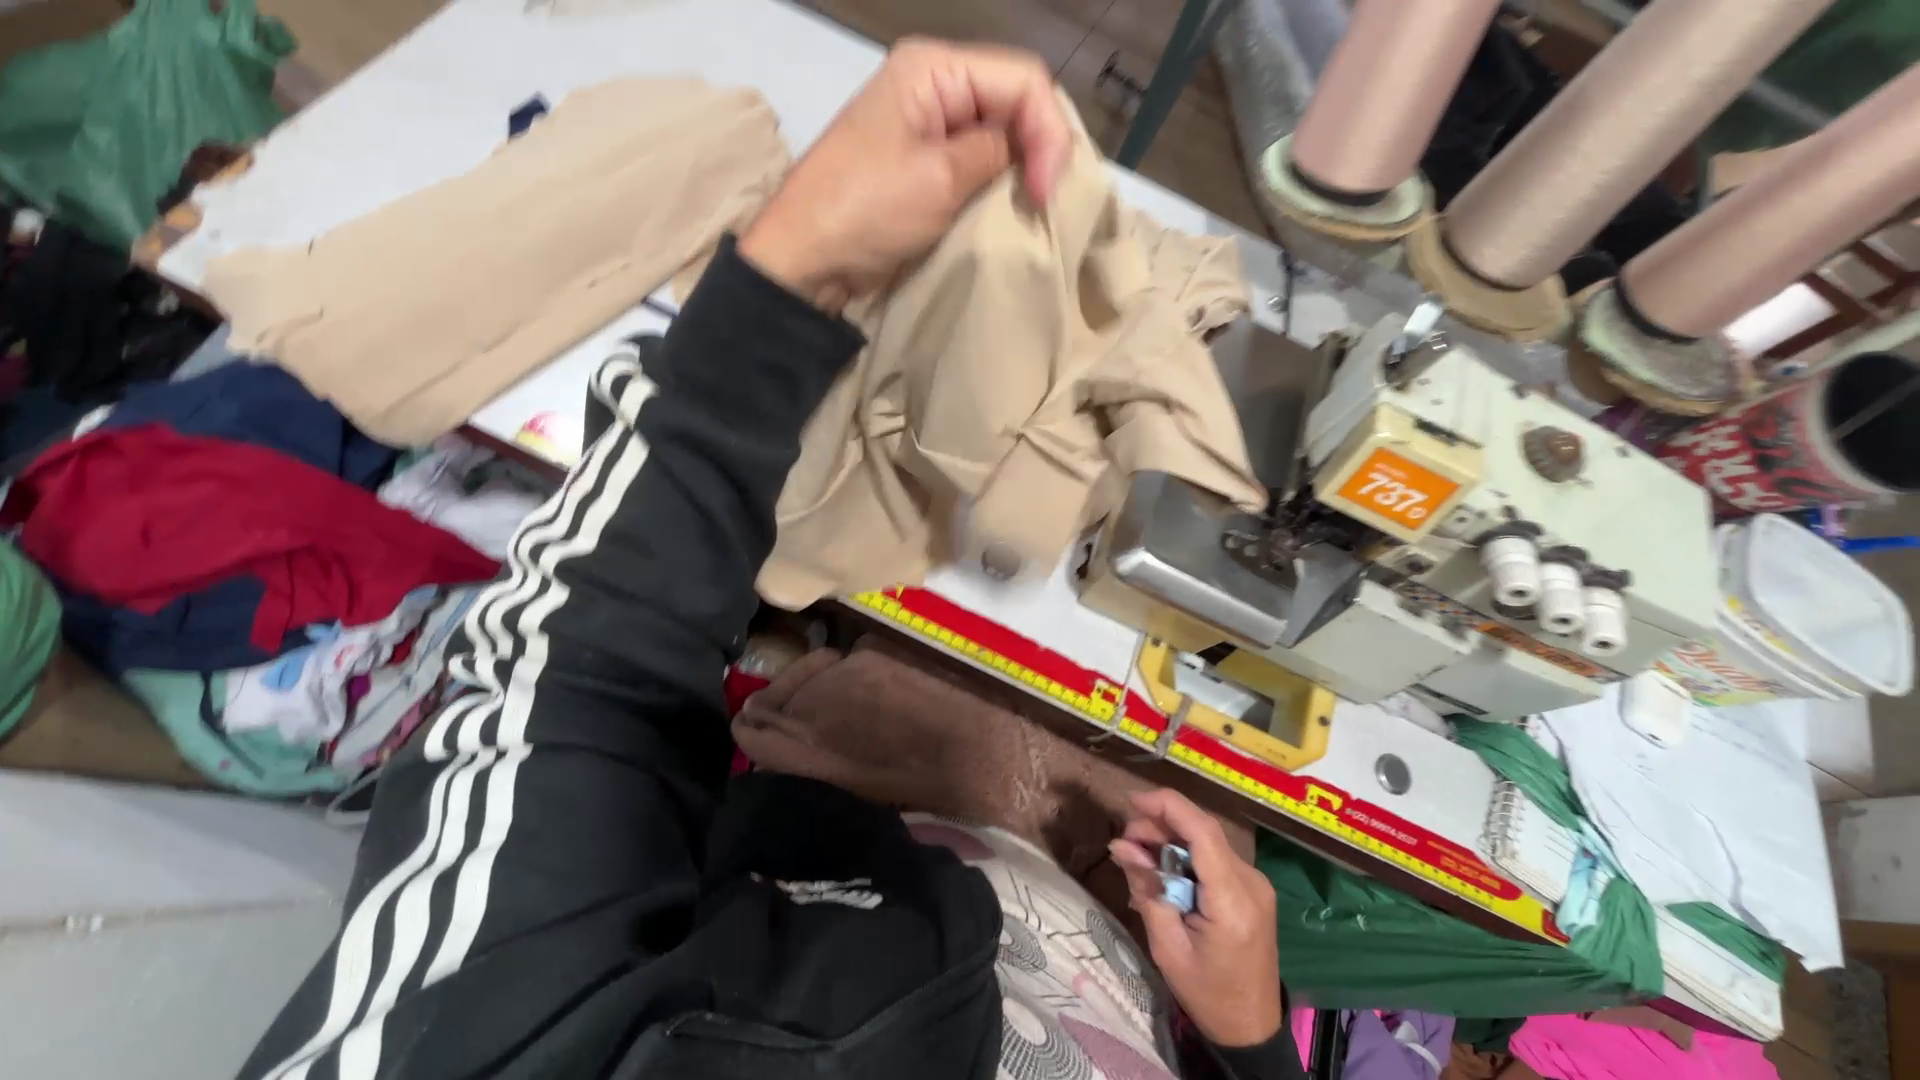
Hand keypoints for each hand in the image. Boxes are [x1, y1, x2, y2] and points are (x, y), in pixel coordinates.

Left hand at [738, 37, 1070, 307]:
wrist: (806, 260)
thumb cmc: (866, 211)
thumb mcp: (940, 178)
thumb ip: (997, 153)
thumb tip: (1034, 154)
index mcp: (933, 68)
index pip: (1024, 79)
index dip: (1048, 132)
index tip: (1044, 193)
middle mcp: (934, 85)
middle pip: (1015, 101)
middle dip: (1040, 148)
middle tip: (1046, 202)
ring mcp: (928, 125)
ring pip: (1001, 134)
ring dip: (1021, 169)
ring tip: (1034, 207)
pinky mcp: (925, 164)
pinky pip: (977, 162)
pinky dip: (998, 184)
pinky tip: (1008, 208)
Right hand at [1109, 789, 1281, 1048]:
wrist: (1251, 1028)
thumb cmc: (1206, 993)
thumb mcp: (1167, 947)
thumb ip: (1148, 890)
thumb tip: (1121, 846)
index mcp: (1233, 901)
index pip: (1203, 832)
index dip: (1167, 807)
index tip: (1131, 801)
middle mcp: (1251, 882)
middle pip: (1202, 832)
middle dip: (1159, 827)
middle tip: (1125, 846)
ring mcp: (1256, 883)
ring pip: (1206, 841)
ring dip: (1169, 841)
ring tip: (1139, 861)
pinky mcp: (1252, 888)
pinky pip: (1213, 857)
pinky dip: (1184, 856)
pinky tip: (1162, 874)